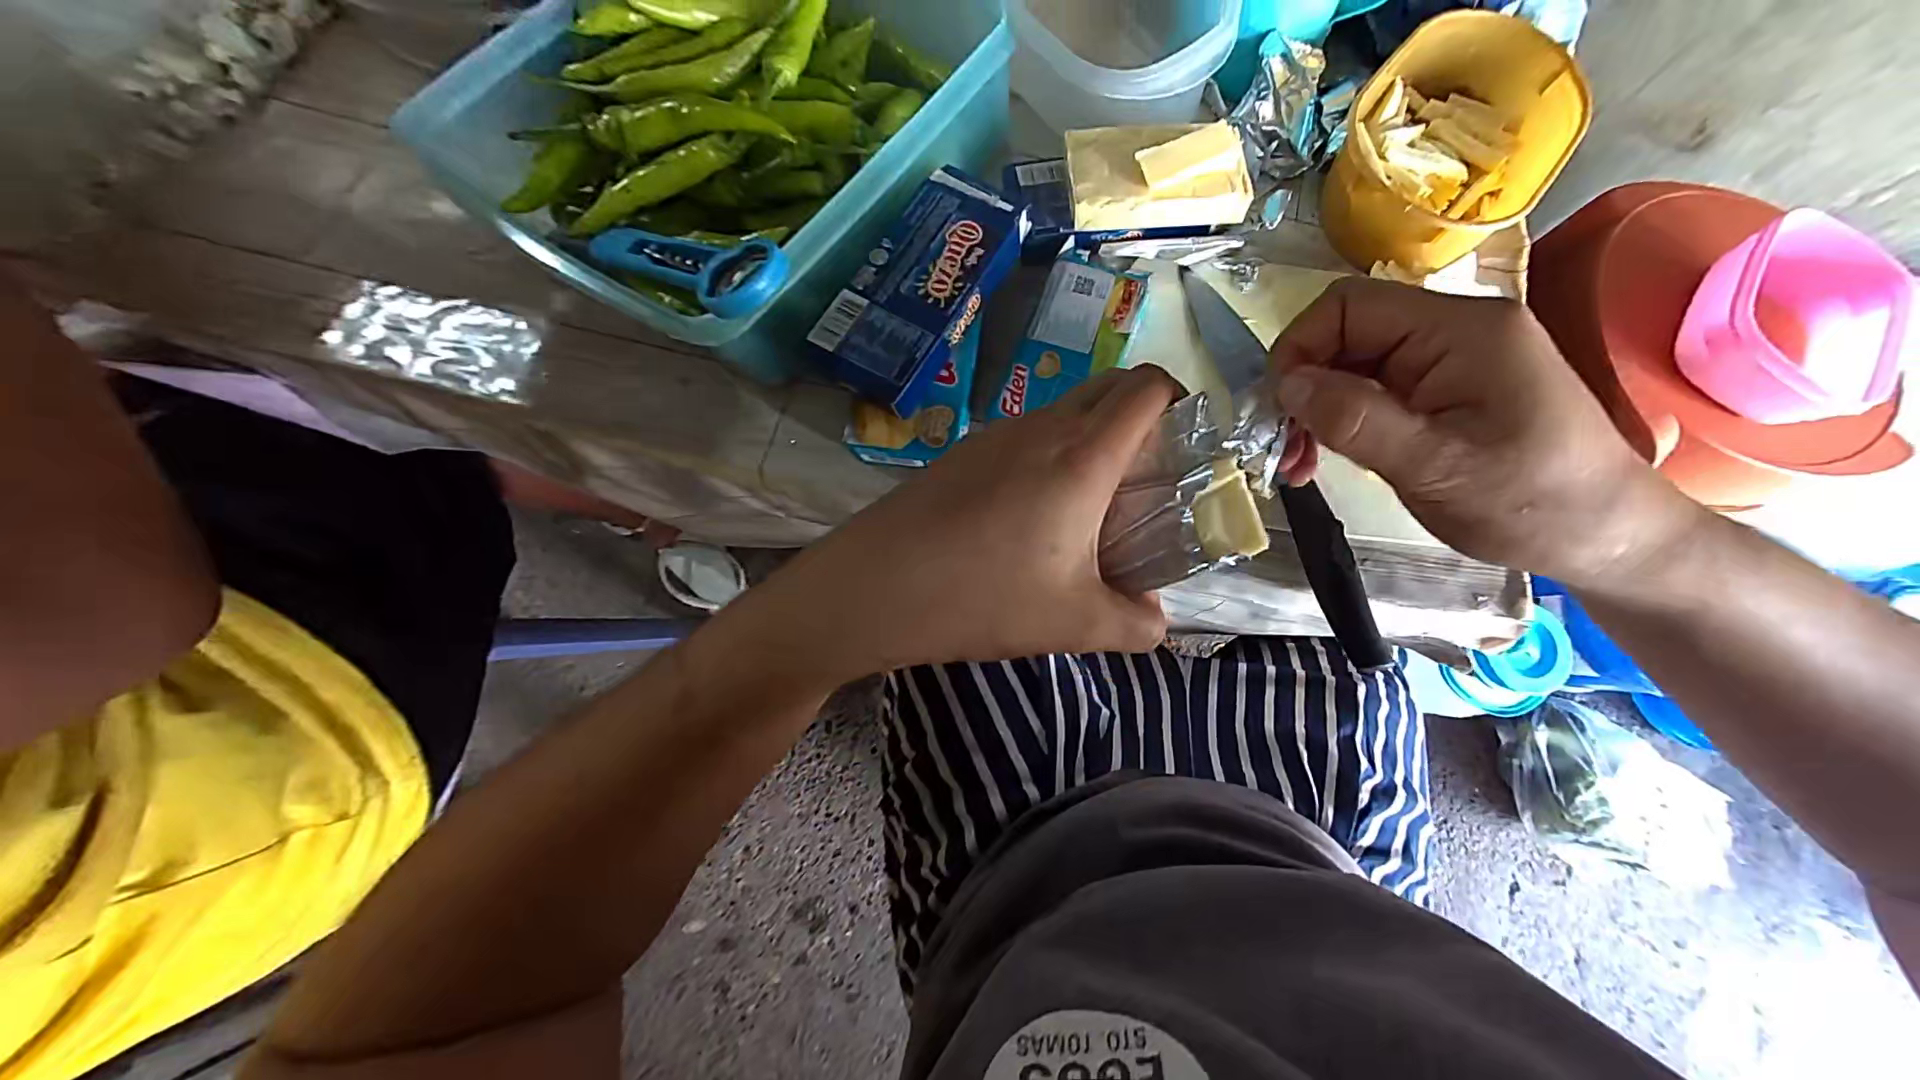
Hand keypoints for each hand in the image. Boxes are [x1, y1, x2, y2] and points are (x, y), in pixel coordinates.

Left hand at [732, 365, 1181, 685]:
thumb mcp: (1074, 624)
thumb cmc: (980, 598)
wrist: (871, 587)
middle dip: (1143, 418)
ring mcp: (993, 435)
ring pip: (1063, 413)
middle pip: (1108, 389)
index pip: (1147, 388)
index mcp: (1081, 457)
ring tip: (1090, 507)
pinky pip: (1024, 437)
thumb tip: (1157, 620)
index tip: (1189, 443)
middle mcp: (1039, 429)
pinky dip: (1049, 457)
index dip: (1180, 400)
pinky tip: (1031, 517)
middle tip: (1148, 480)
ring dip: (1091, 441)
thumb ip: (1135, 624)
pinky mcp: (961, 453)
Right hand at [1266, 277, 1703, 588]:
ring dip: (1312, 411)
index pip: (1349, 305)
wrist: (1603, 535)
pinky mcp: (1438, 392)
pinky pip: (1366, 391)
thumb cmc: (1531, 502)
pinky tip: (1321, 458)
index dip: (1300, 349)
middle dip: (1301, 388)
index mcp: (1460, 330)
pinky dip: (1334, 423)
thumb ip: (1356, 419)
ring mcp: (1444, 362)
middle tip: (1284, 451)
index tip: (1281, 410)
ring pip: (1347, 366)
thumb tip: (1286, 385)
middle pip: (1343, 335)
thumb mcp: (1435, 466)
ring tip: (1298, 465)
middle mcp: (1450, 332)